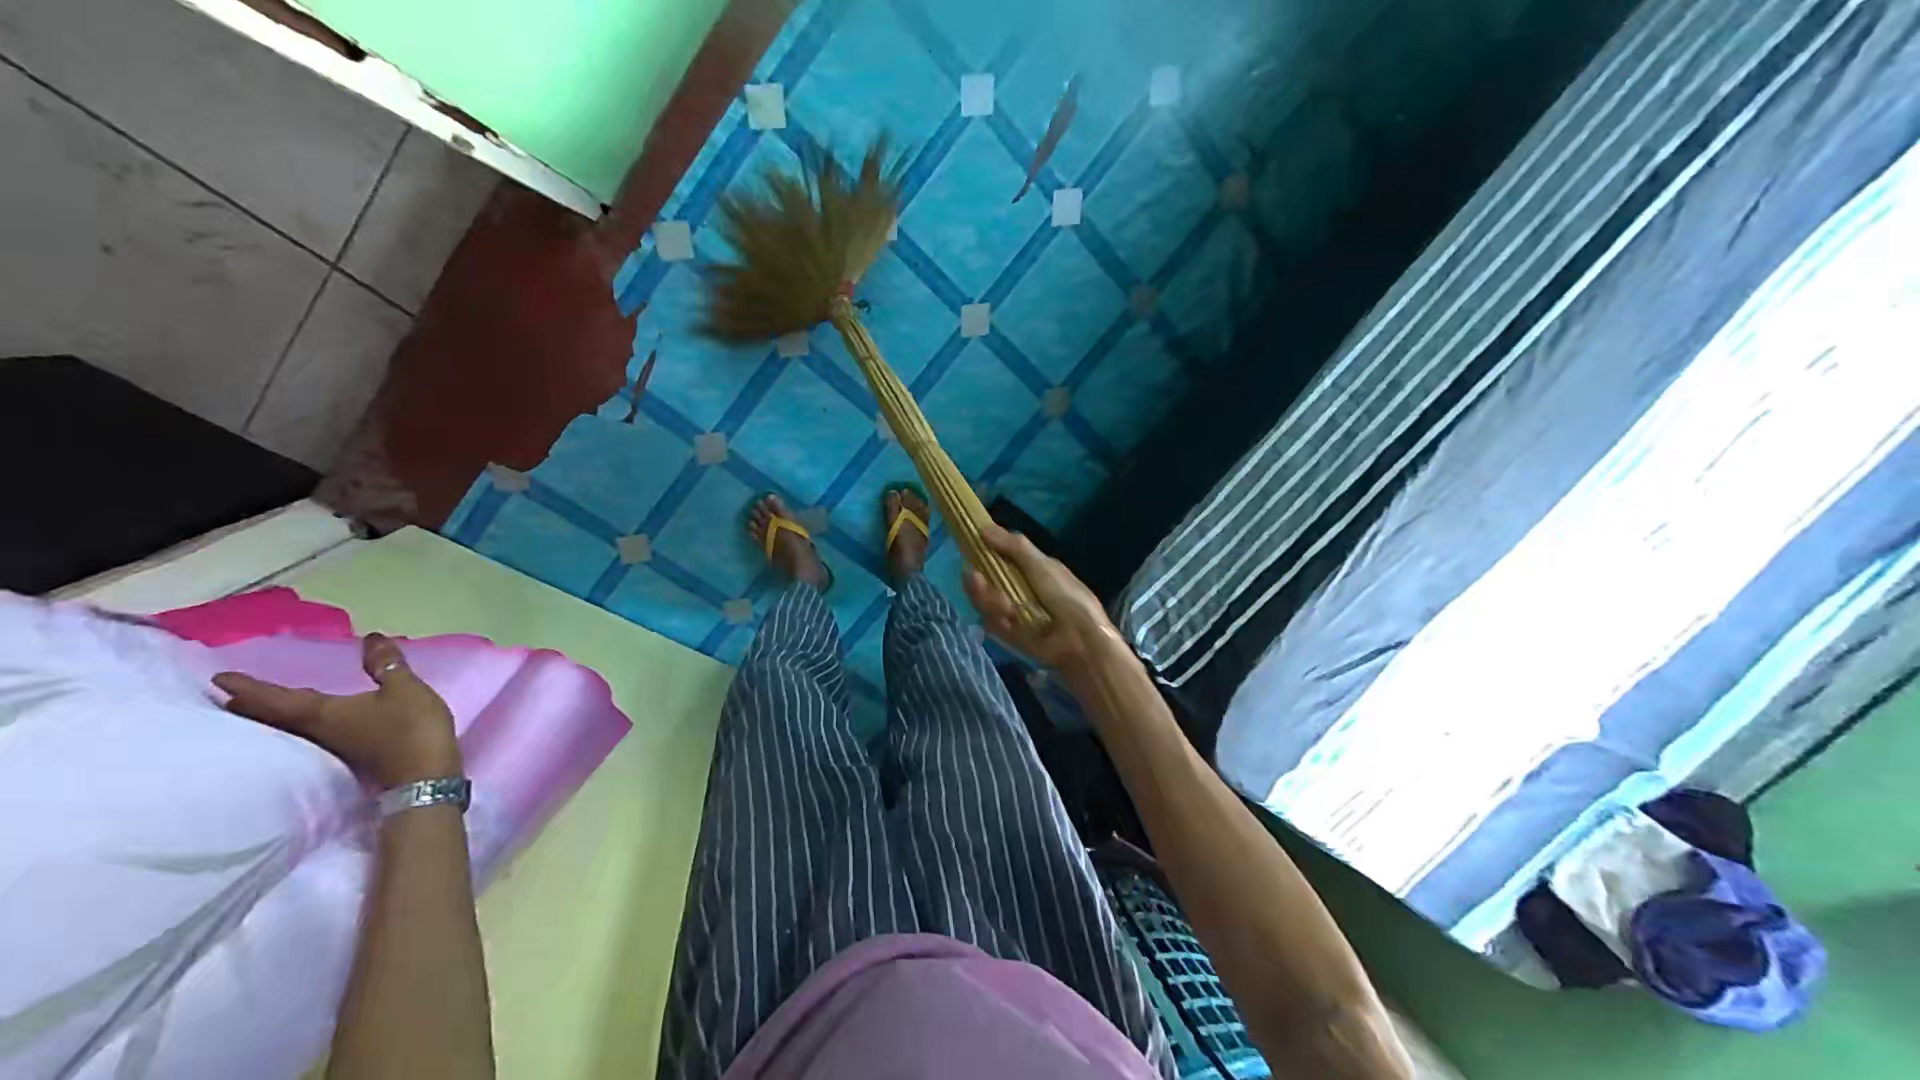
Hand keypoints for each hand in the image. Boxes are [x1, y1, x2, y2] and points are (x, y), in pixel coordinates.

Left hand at [213, 633, 461, 787]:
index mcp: (321, 712)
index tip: (218, 679)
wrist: (423, 773)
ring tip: (258, 706)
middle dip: (251, 705)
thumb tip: (371, 638)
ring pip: (288, 727)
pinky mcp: (346, 751)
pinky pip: (307, 733)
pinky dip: (295, 723)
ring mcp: (330, 744)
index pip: (275, 698)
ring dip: (270, 716)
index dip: (248, 687)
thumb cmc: (409, 726)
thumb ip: (386, 664)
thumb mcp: (404, 688)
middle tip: (229, 694)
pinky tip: (304, 720)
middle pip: (274, 717)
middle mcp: (316, 730)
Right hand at [964, 524, 1128, 672]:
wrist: (1080, 639)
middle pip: (984, 584)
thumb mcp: (1042, 565)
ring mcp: (1011, 613)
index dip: (981, 555)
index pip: (996, 559)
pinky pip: (992, 625)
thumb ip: (1014, 546)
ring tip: (1006, 608)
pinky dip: (999, 621)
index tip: (968, 549)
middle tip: (976, 579)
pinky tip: (1011, 619)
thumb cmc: (1066, 596)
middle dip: (980, 585)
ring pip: (985, 604)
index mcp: (1027, 570)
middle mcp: (1016, 590)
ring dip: (991, 602)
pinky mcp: (1009, 635)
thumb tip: (984, 528)